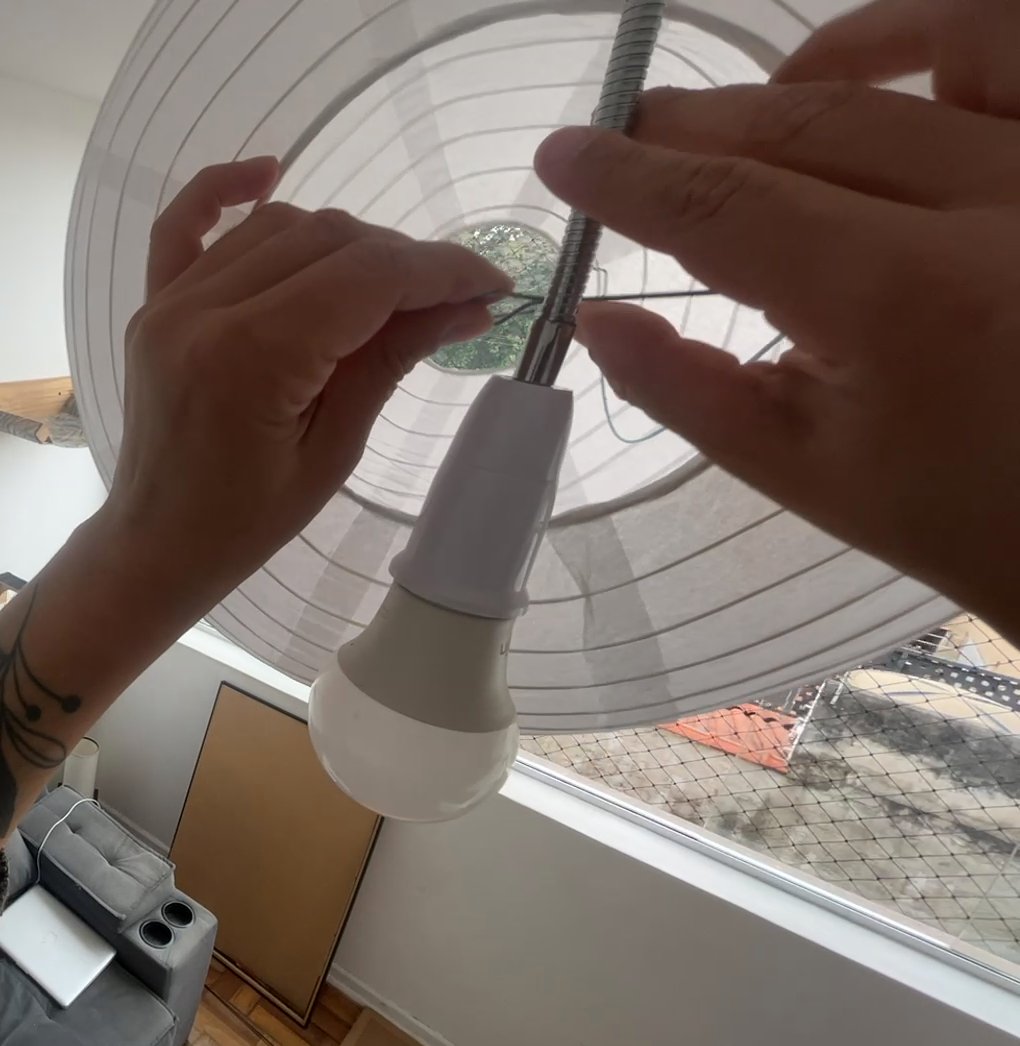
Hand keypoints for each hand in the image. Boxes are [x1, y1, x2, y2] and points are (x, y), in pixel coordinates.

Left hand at [88, 158, 509, 618]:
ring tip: (378, 289)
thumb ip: (387, 362)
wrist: (156, 544)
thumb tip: (465, 302)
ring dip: (339, 242)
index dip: (440, 271)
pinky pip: (180, 228)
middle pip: (325, 239)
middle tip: (442, 301)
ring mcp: (166, 307)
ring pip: (274, 228)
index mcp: (249, 359)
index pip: (366, 276)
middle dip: (398, 262)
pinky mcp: (150, 310)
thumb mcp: (331, 453)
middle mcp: (201, 313)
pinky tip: (268, 171)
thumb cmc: (244, 524)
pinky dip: (223, 191)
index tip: (489, 284)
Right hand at [531, 4, 1019, 636]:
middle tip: (621, 130)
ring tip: (754, 94)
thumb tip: (594, 315)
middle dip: (695, 123)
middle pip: (814, 125)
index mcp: (904, 299)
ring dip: (829, 57)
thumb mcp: (791, 466)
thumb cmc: (959, 508)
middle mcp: (1013, 203)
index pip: (726, 209)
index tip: (561, 155)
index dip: (628, 179)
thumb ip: (676, 385)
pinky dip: (952, 42)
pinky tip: (888, 80)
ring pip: (962, 38)